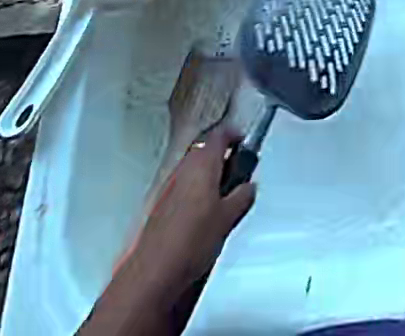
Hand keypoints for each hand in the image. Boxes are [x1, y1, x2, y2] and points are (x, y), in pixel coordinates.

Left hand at [125, 124, 256, 293]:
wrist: (155, 270)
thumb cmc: (191, 241)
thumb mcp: (228, 218)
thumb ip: (242, 196)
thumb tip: (249, 187)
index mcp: (203, 163)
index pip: (220, 135)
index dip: (234, 135)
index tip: (243, 141)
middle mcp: (184, 168)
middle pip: (205, 149)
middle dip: (222, 156)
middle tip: (237, 170)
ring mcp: (170, 184)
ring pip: (193, 167)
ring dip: (209, 173)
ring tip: (223, 195)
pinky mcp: (162, 202)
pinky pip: (183, 184)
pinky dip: (196, 189)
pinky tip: (204, 213)